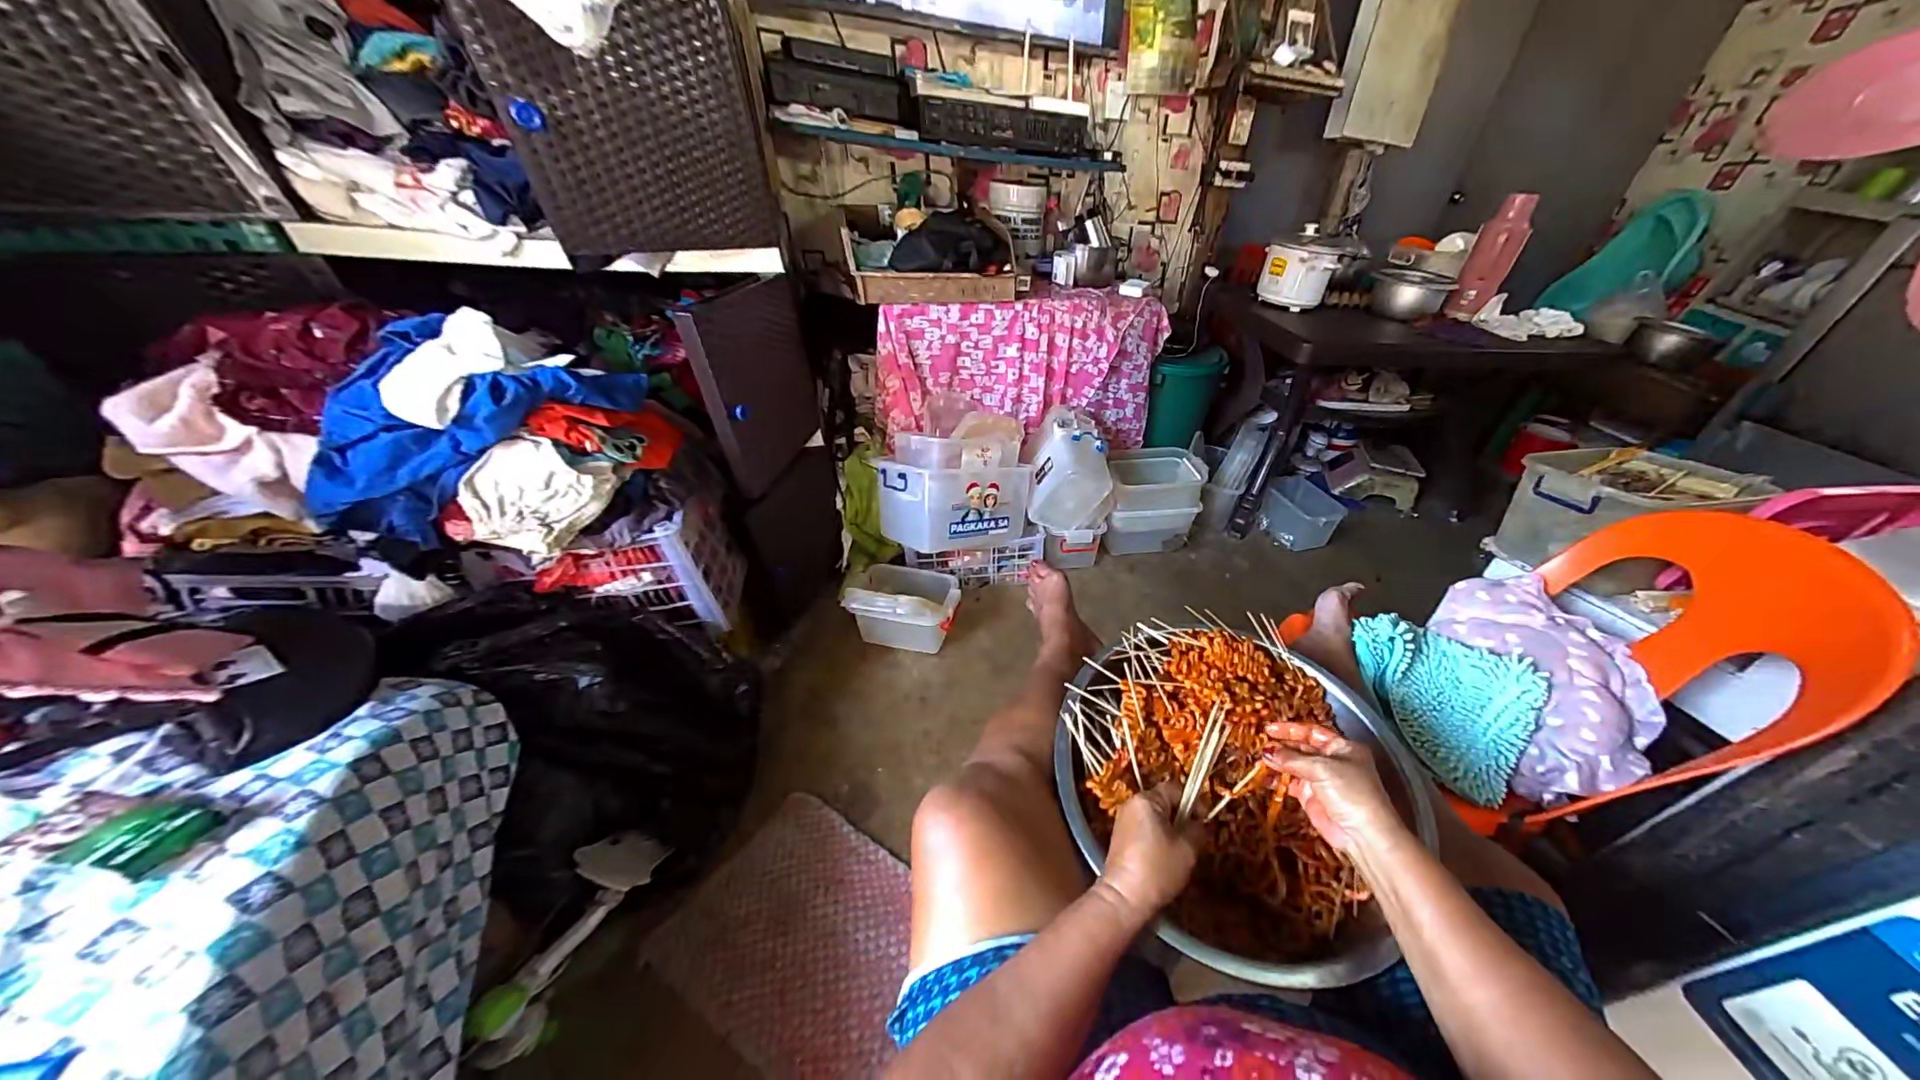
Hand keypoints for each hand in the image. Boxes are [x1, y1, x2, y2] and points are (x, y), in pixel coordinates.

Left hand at [1100, 781, 1198, 918]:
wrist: (1124, 896)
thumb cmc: (1157, 868)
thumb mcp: (1187, 849)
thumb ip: (1197, 829)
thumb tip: (1199, 822)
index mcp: (1146, 800)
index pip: (1174, 788)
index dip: (1193, 801)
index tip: (1204, 821)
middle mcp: (1131, 804)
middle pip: (1163, 802)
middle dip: (1181, 817)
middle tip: (1195, 838)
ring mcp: (1123, 820)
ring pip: (1154, 817)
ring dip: (1170, 829)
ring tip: (1182, 851)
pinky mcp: (1120, 836)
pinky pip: (1144, 828)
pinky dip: (1157, 837)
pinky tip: (1164, 857)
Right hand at [1263, 722, 1404, 855]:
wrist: (1362, 833)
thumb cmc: (1351, 792)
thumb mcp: (1322, 768)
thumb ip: (1291, 758)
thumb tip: (1267, 752)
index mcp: (1342, 748)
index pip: (1312, 732)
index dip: (1290, 729)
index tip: (1269, 728)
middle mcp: (1331, 761)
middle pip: (1301, 748)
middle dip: (1281, 746)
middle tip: (1260, 744)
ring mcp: (1321, 779)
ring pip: (1293, 765)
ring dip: (1277, 762)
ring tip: (1259, 759)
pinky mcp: (1311, 796)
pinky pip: (1290, 783)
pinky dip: (1277, 780)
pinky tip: (1264, 777)